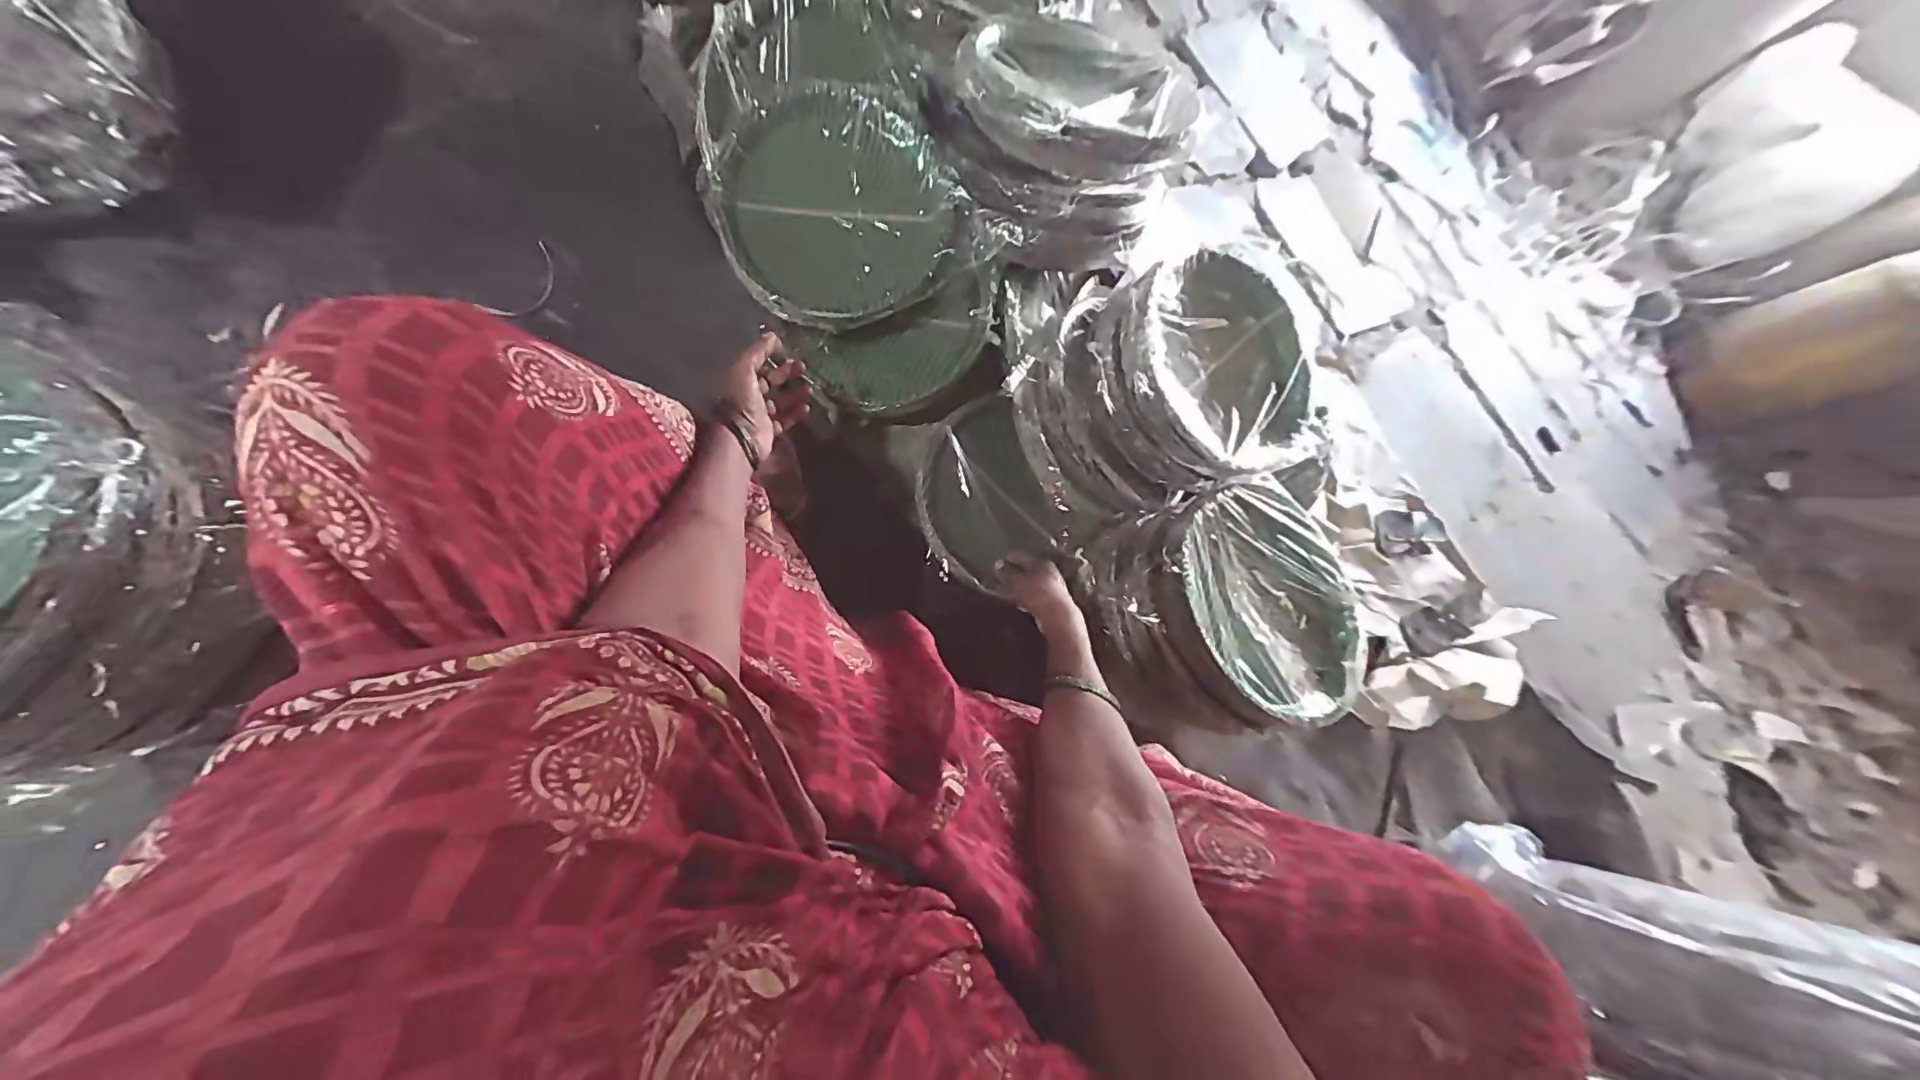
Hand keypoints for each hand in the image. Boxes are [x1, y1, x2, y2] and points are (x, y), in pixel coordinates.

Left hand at [724, 333, 809, 461]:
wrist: (741, 437)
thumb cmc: (741, 401)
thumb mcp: (745, 369)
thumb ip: (757, 351)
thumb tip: (773, 335)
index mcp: (742, 380)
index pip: (760, 366)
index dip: (774, 358)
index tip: (790, 353)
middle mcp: (750, 396)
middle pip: (772, 382)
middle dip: (788, 374)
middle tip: (803, 369)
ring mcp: (760, 414)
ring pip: (781, 401)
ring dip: (795, 394)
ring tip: (809, 389)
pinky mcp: (769, 430)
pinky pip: (785, 420)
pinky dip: (795, 414)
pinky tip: (806, 408)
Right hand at [1000, 552, 1088, 649]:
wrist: (1058, 617)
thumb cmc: (1036, 593)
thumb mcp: (1018, 581)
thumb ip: (1007, 572)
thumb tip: (998, 563)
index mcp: (1042, 563)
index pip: (1023, 557)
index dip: (1010, 559)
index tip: (999, 562)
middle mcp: (1049, 573)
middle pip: (1028, 570)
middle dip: (1014, 574)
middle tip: (1001, 577)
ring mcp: (1052, 588)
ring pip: (1031, 584)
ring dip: (1019, 587)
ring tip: (1006, 591)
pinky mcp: (1052, 602)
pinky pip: (1034, 596)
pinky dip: (1025, 598)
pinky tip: (1017, 603)